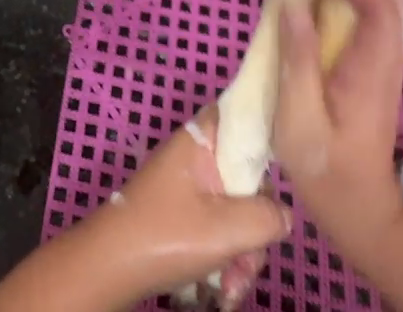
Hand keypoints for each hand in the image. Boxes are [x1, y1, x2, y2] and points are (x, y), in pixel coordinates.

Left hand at [88, 106, 292, 300]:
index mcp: (201, 141)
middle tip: (251, 256)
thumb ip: (268, 216)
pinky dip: (225, 257)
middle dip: (256, 223)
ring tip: (233, 284)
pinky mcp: (182, 214)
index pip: (242, 113)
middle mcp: (195, 157)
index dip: (269, 130)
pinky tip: (225, 288)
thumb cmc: (166, 235)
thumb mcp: (228, 228)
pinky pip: (218, 229)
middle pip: (246, 176)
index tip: (292, 162)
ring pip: (235, 209)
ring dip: (243, 250)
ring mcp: (188, 187)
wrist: (110, 267)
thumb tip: (283, 214)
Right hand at [272, 0, 402, 255]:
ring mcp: (386, 63)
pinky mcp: (375, 66)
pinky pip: (379, 13)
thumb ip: (297, 59)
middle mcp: (387, 60)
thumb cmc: (321, 164)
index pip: (378, 7)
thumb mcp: (297, 117)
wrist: (356, 204)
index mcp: (371, 70)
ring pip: (391, 3)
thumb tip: (292, 4)